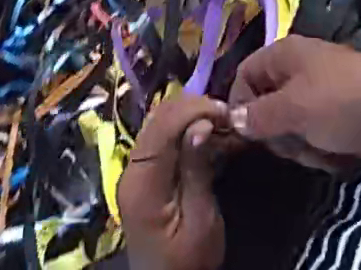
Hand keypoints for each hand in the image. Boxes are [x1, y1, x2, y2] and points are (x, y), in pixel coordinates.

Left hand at [118, 93, 235, 269]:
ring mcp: (136, 168)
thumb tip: (202, 124)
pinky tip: (209, 133)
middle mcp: (132, 168)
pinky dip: (186, 128)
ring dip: (191, 115)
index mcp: (141, 183)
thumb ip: (197, 171)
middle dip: (194, 108)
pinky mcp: (146, 172)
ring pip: (160, 123)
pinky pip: (163, 138)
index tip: (226, 111)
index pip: (162, 127)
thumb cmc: (188, 266)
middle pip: (158, 119)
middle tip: (228, 114)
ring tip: (223, 122)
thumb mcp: (200, 224)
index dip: (193, 109)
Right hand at [228, 37, 360, 168]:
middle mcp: (297, 72)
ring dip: (307, 148)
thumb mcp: (296, 108)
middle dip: (281, 134)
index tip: (250, 135)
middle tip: (301, 141)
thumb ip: (259, 115)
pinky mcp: (340, 120)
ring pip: (292, 131)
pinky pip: (317, 141)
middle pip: (265, 109)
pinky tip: (344, 156)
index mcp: (283, 55)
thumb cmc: (347, 102)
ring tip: (328, 149)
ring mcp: (320, 96)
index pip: (243, 77)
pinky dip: (327, 153)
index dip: (240, 105)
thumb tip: (229, 118)